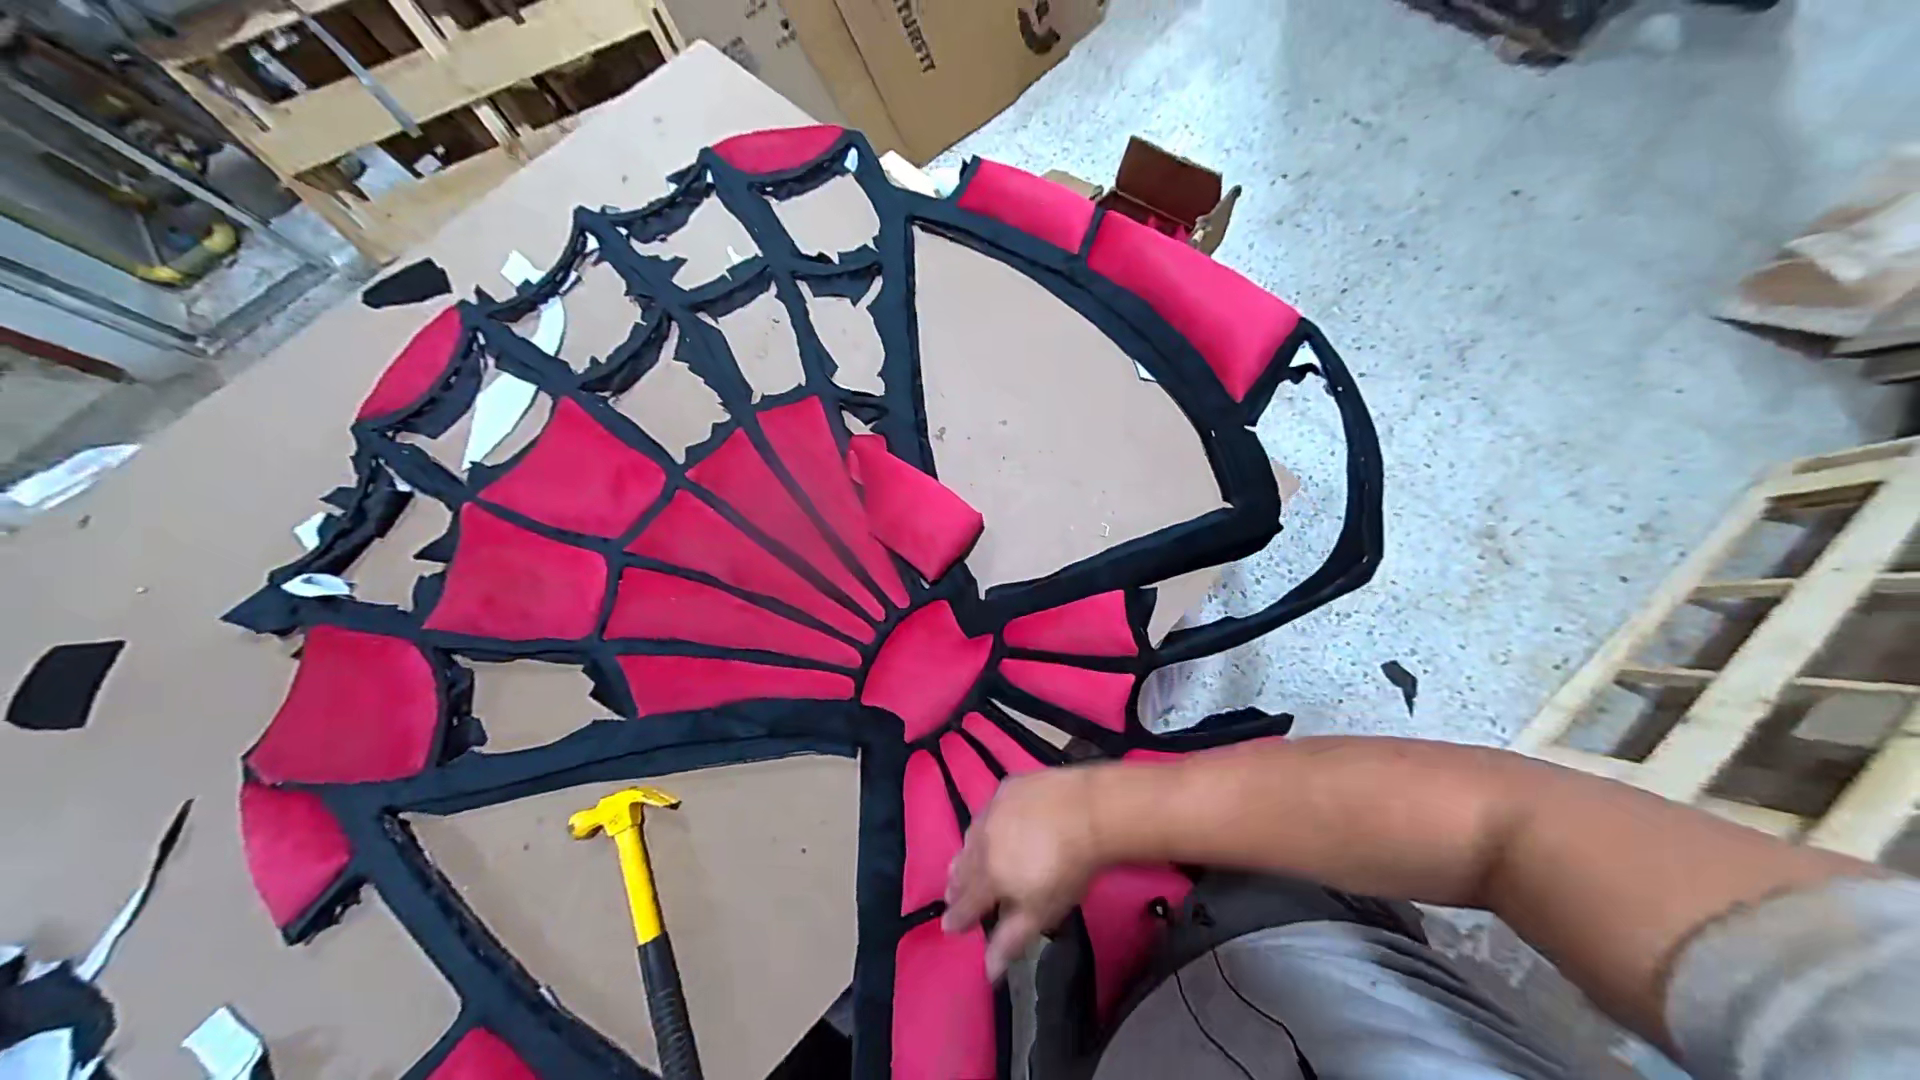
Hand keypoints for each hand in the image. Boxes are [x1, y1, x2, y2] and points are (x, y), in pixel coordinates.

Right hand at [941, 764, 1109, 978]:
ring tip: (966, 860)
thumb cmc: (1066, 868)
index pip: (965, 902)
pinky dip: (987, 822)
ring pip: (971, 836)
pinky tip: (993, 823)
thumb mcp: (1041, 912)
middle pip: (963, 867)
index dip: (956, 917)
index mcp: (988, 876)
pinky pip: (989, 808)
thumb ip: (1011, 939)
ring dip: (967, 852)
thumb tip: (988, 971)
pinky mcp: (1008, 787)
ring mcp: (993, 810)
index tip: (948, 927)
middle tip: (951, 894)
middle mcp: (982, 841)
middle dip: (956, 884)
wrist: (1087, 811)